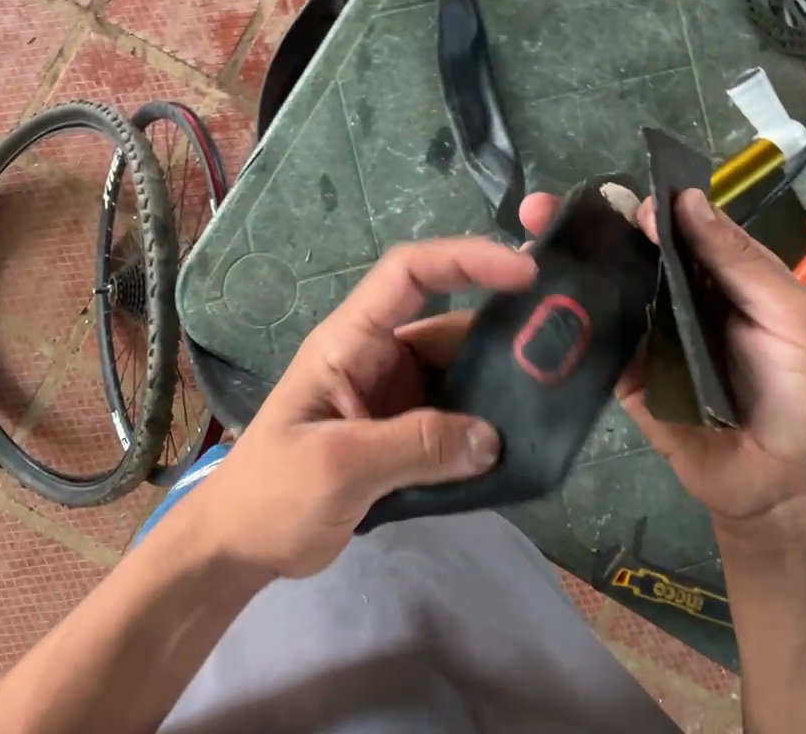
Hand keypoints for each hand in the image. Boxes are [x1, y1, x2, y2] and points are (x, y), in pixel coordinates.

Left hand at [187, 238, 533, 578]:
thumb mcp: (338, 466)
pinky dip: (484, 426)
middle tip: (564, 353)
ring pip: (458, 373)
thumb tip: (491, 439)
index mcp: (349, 342)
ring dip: (500, 386)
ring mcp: (391, 396)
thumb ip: (414, 448)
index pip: (408, 274)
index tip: (524, 272)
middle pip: (447, 326)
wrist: (241, 546)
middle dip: (502, 334)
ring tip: (556, 401)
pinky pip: (454, 417)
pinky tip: (521, 441)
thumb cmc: (273, 494)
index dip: (465, 259)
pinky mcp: (401, 434)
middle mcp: (375, 358)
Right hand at [519, 188, 805, 526]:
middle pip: (630, 254)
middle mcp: (681, 299)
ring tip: (522, 247)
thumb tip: (685, 198)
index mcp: (724, 277)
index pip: (677, 228)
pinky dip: (566, 322)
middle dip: (586, 229)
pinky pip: (594, 343)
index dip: (640, 207)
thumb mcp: (793, 318)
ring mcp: (649, 337)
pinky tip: (533, 300)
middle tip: (535, 210)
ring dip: (566, 268)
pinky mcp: (625, 375)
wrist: (785, 491)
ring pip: (605, 292)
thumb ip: (739, 261)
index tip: (602, 195)